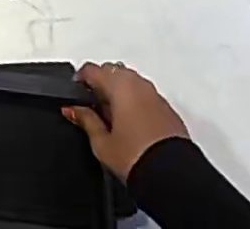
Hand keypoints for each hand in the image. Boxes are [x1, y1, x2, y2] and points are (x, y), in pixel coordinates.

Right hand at [61, 61, 188, 177]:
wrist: (176, 181)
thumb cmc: (138, 158)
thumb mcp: (102, 143)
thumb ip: (85, 120)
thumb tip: (73, 109)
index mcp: (118, 83)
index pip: (91, 70)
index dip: (79, 80)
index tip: (75, 95)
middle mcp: (138, 83)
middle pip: (112, 71)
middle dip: (100, 84)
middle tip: (92, 106)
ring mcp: (155, 95)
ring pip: (130, 82)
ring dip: (119, 92)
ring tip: (113, 118)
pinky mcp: (169, 111)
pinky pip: (146, 97)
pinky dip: (136, 103)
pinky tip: (132, 125)